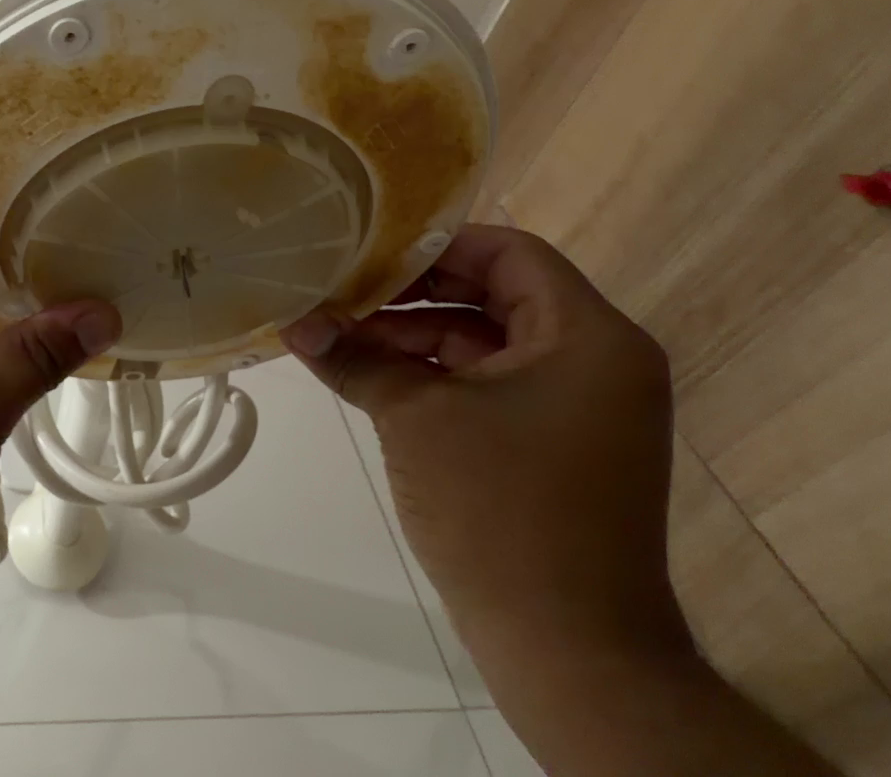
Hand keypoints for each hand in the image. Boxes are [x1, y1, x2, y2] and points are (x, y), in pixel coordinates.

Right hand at [279, 225, 844, 774]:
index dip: (434, 247)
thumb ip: (356, 359)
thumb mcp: (417, 418)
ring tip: (343, 339)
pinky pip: (494, 387)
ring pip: (490, 344)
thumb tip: (293, 324)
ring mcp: (581, 408)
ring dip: (418, 338)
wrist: (567, 643)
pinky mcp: (558, 446)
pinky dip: (438, 378)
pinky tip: (376, 378)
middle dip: (414, 295)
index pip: (510, 253)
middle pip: (497, 296)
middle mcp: (597, 361)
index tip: (365, 253)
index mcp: (588, 336)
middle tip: (341, 295)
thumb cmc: (499, 508)